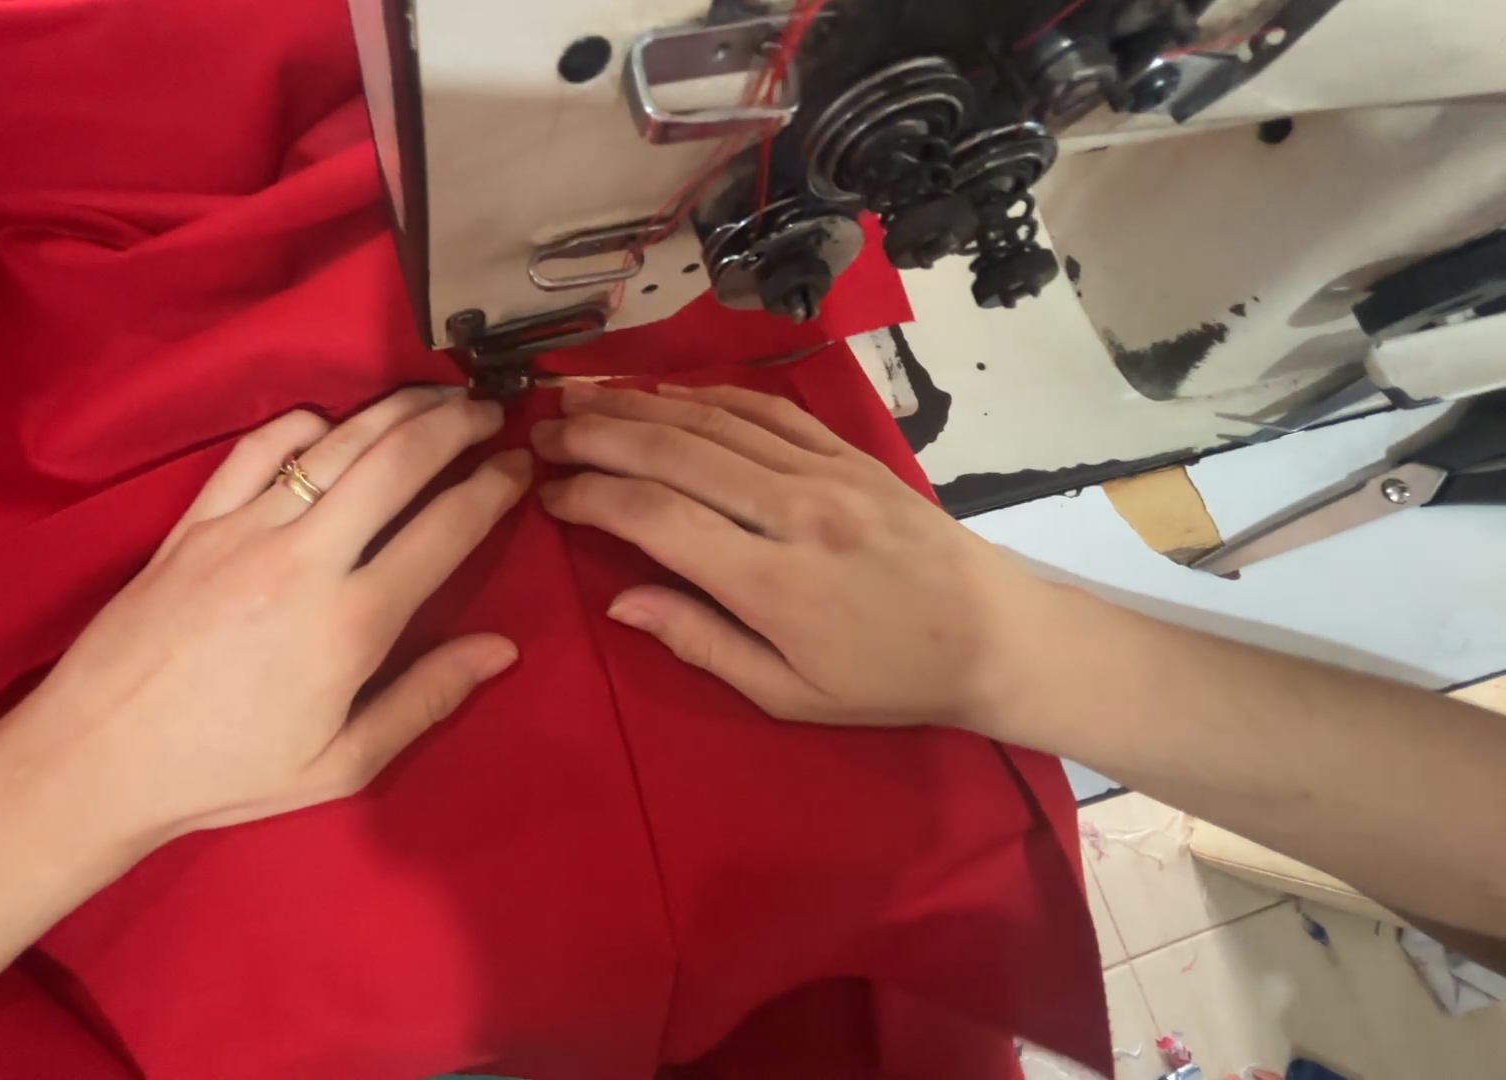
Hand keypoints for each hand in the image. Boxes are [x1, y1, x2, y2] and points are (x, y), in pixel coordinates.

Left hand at [0, 387, 529, 848]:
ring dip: (396, 411)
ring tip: (436, 397)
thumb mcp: (343, 763)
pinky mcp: (195, 520)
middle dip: (455, 425)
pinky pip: (257, 449)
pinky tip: (330, 422)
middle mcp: (305, 559)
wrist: (94, 760)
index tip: (518, 466)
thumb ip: (428, 699)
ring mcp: (244, 530)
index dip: (493, 489)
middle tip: (488, 411)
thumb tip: (502, 649)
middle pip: (397, 463)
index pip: (445, 530)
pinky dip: (303, 424)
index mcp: (352, 623)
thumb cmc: (229, 770)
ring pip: (337, 444)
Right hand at [532, 381, 1042, 727]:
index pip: (655, 518)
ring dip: (638, 405)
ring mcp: (824, 470)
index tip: (548, 494)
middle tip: (543, 429)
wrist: (999, 636)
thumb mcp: (787, 693)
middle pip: (673, 453)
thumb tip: (620, 600)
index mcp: (772, 581)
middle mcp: (792, 510)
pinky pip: (765, 409)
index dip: (590, 498)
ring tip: (582, 398)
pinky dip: (705, 396)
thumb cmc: (886, 679)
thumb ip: (700, 642)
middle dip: (596, 436)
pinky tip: (665, 392)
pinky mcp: (847, 451)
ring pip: (711, 421)